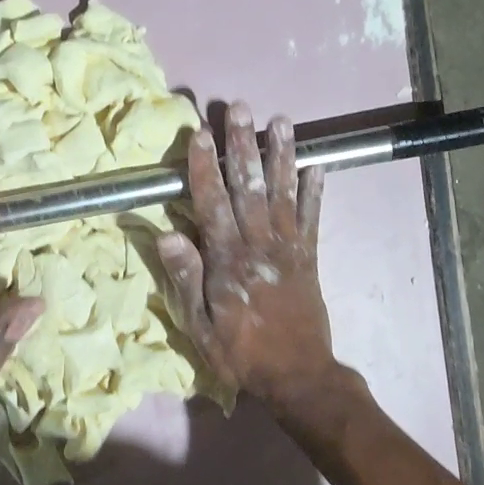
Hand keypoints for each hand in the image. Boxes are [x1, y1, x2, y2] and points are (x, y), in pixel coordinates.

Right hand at [157, 102, 343, 415]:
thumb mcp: (199, 325)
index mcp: (228, 260)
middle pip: (249, 186)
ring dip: (281, 155)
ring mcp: (288, 249)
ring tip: (281, 121)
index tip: (200, 133)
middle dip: (242, 145)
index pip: (212, 203)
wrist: (299, 377)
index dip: (205, 167)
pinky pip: (312, 218)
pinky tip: (316, 165)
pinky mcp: (309, 258)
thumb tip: (167, 235)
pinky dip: (315, 191)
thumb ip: (185, 279)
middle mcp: (259, 245)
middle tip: (239, 107)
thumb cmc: (239, 353)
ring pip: (283, 192)